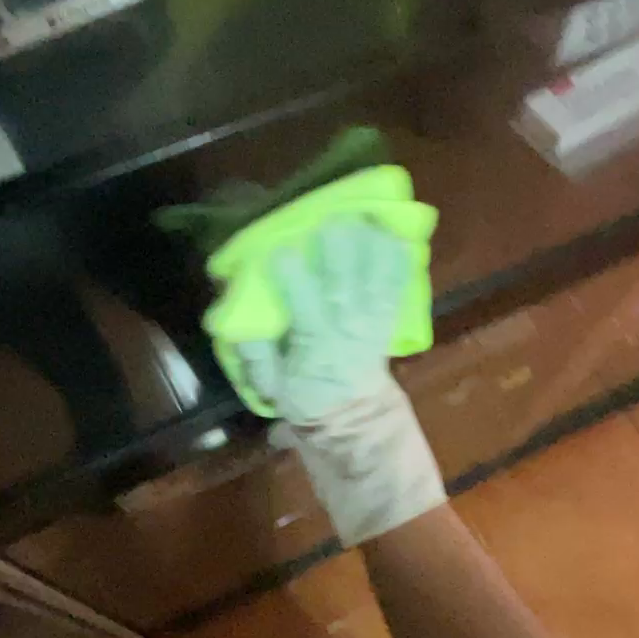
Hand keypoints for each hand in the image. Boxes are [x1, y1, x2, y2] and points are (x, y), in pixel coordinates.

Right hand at [238, 217, 447, 544]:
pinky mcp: (386, 320)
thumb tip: (239, 322)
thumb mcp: (271, 387)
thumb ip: (256, 355)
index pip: (303, 308)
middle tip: (333, 220)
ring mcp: (371, 323)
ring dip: (372, 250)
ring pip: (374, 282)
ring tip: (368, 218)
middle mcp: (346, 329)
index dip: (292, 280)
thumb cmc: (306, 397)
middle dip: (340, 254)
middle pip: (344, 287)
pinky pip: (396, 289)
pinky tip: (398, 236)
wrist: (353, 419)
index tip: (279, 250)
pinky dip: (399, 264)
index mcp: (315, 344)